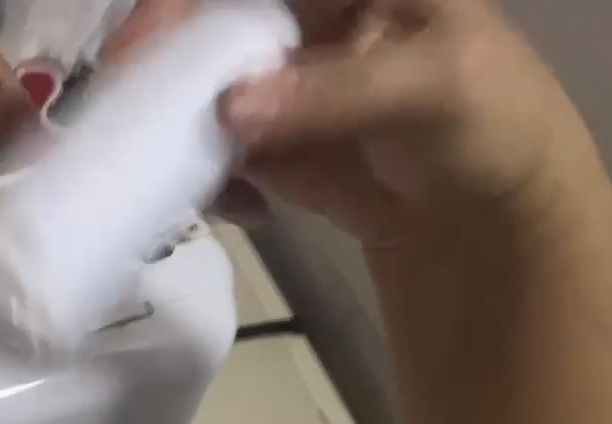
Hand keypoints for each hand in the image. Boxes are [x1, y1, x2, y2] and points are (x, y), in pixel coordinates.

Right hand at [119, 0, 605, 247]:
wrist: (476, 215)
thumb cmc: (486, 123)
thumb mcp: (432, 87)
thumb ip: (333, 92)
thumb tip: (228, 109)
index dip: (175, 6)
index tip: (135, 48)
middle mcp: (293, 23)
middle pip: (194, 33)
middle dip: (153, 75)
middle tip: (124, 125)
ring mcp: (267, 87)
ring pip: (186, 99)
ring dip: (173, 144)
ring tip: (194, 186)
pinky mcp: (252, 146)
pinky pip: (200, 157)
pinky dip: (205, 187)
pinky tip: (244, 210)